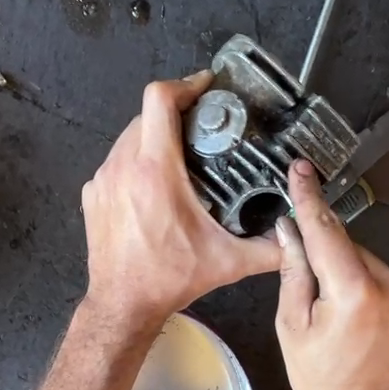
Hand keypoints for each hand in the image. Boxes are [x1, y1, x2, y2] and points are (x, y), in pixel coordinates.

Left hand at [80, 73, 278, 335]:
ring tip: (181, 152)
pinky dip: (135, 163)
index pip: (160, 100)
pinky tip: (154, 185)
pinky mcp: (93, 195)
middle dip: (174, 113)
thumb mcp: (226, 262)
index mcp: (155, 172)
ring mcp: (103, 180)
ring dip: (153, 137)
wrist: (123, 304)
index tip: (205, 87)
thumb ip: (268, 249)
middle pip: (146, 115)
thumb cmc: (167, 280)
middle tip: (202, 125)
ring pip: (127, 137)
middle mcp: (123, 167)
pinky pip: (115, 163)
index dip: (185, 85)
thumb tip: (295, 239)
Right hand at [275, 160, 388, 389]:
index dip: (308, 197)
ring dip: (344, 273)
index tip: (299, 169)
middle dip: (323, 255)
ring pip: (363, 261)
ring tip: (334, 317)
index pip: (325, 230)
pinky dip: (363, 285)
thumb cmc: (325, 383)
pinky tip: (355, 319)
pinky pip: (381, 276)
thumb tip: (289, 231)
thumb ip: (294, 272)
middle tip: (309, 292)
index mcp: (353, 292)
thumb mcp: (293, 328)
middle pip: (345, 246)